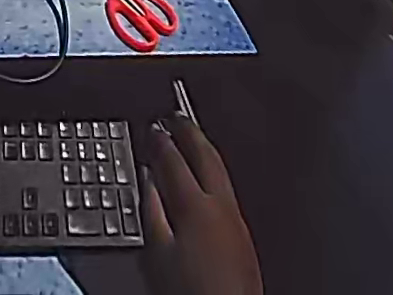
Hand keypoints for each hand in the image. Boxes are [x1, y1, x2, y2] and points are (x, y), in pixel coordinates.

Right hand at [141, 116, 262, 294]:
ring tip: (191, 134)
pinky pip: (227, 186)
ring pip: (221, 168)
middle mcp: (220, 205)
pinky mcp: (245, 234)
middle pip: (205, 154)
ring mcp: (237, 219)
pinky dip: (213, 168)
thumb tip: (147, 179)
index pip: (173, 158)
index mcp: (195, 205)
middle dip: (189, 130)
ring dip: (204, 146)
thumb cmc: (192, 292)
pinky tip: (204, 172)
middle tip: (175, 115)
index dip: (159, 139)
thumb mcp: (157, 252)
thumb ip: (150, 209)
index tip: (150, 128)